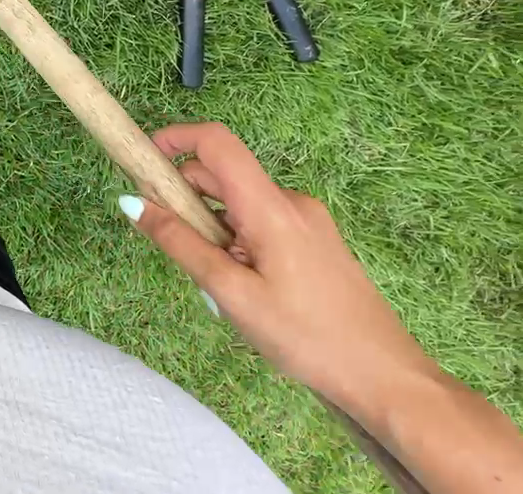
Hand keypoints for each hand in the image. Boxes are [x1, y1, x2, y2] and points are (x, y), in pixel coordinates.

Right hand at [122, 123, 436, 408]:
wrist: (392, 384)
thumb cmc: (308, 337)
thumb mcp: (229, 291)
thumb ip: (177, 241)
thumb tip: (130, 202)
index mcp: (271, 207)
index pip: (217, 142)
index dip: (173, 138)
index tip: (142, 162)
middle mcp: (291, 203)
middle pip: (219, 177)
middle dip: (184, 200)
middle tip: (176, 247)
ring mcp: (306, 223)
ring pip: (234, 204)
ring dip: (208, 227)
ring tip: (218, 280)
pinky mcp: (313, 242)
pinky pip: (255, 222)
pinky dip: (232, 240)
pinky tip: (243, 285)